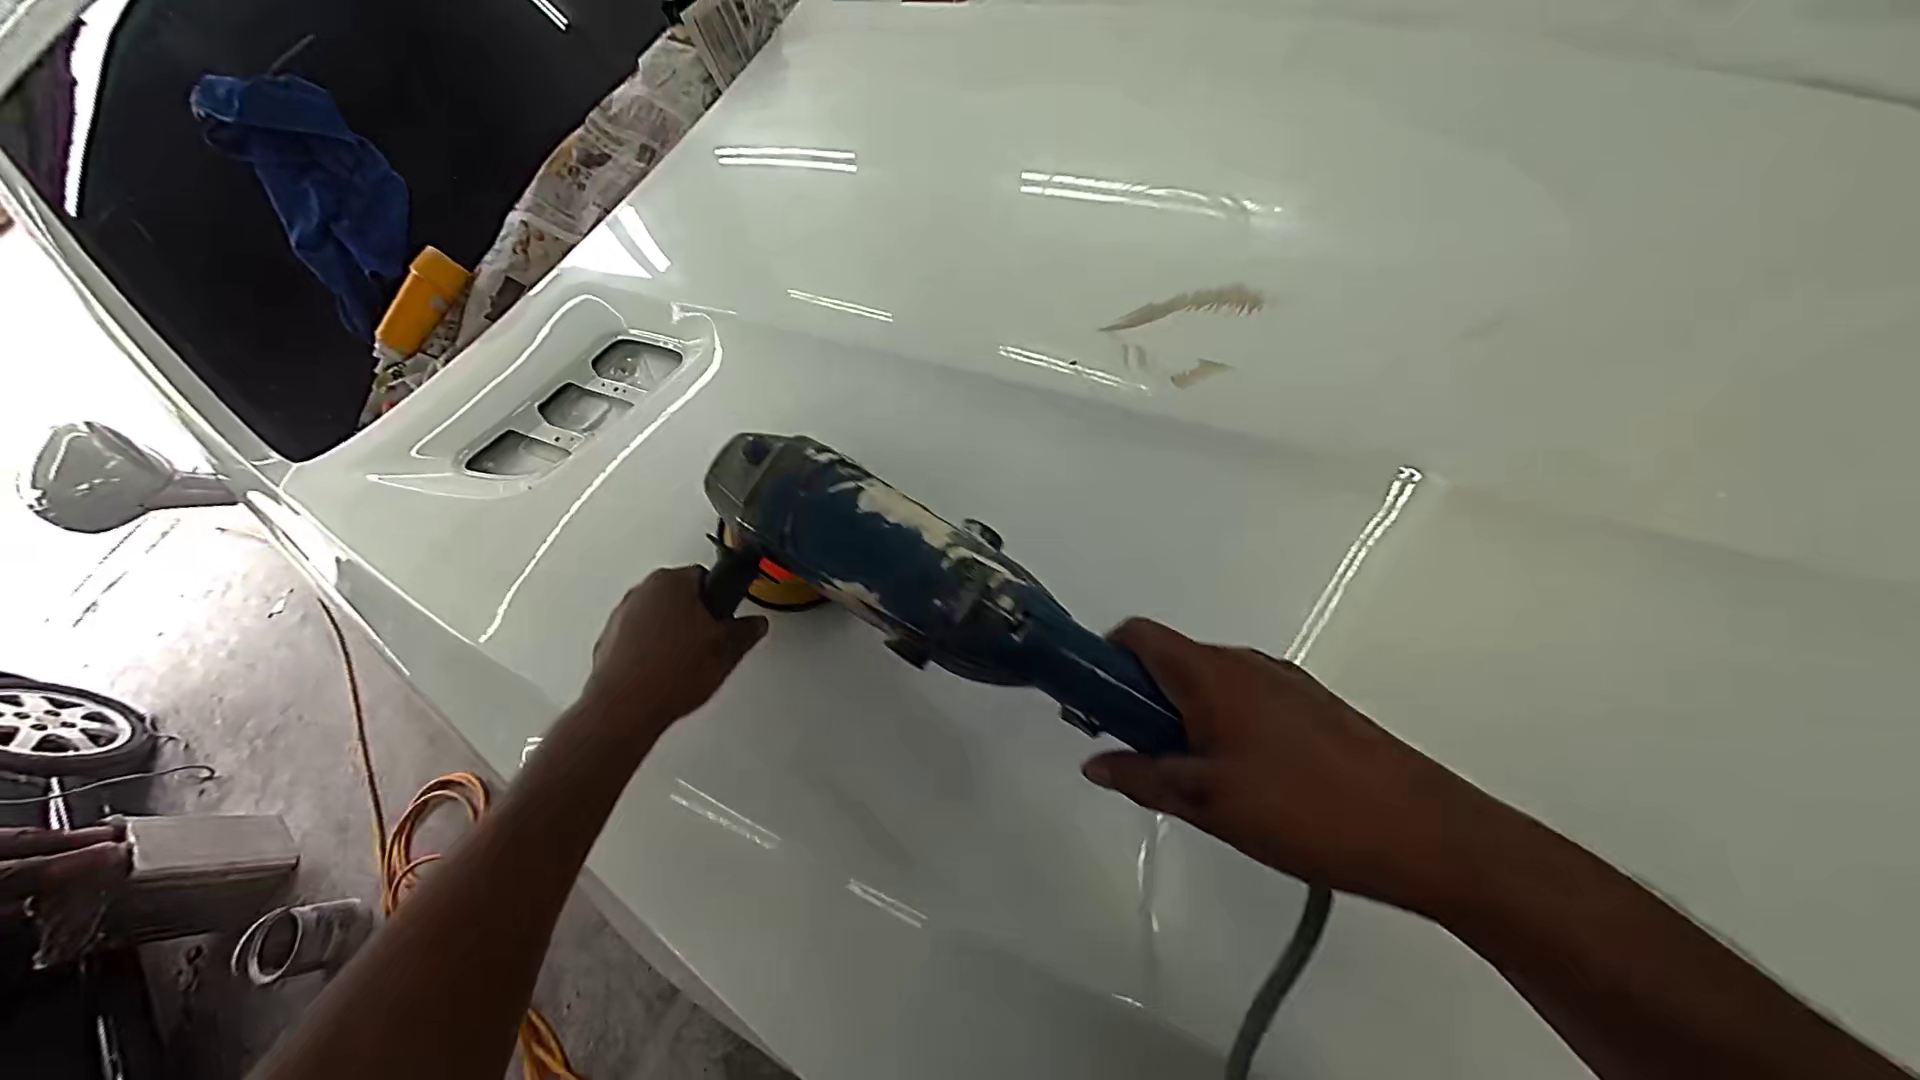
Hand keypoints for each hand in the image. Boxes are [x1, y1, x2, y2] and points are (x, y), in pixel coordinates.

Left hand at [581, 566, 767, 728]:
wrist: (626, 708)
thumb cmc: (670, 673)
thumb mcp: (729, 649)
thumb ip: (747, 629)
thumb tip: (754, 625)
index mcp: (672, 582)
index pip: (706, 575)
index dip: (721, 597)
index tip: (727, 613)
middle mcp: (642, 592)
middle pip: (680, 594)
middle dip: (696, 614)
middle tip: (712, 638)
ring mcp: (621, 616)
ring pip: (658, 616)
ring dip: (672, 631)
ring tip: (689, 660)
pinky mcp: (608, 641)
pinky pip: (638, 637)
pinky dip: (652, 649)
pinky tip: (668, 671)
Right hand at [1083, 618, 1528, 915]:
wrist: (1427, 833)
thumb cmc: (1302, 810)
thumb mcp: (1207, 801)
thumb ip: (1142, 777)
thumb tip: (1094, 763)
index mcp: (1209, 672)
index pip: (1136, 634)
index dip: (1103, 659)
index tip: (1096, 705)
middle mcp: (1242, 661)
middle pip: (1169, 658)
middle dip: (1140, 697)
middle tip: (1138, 753)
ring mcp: (1281, 679)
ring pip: (1206, 680)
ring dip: (1181, 711)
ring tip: (1192, 773)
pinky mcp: (1309, 703)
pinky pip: (1243, 695)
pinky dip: (1220, 719)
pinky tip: (1240, 775)